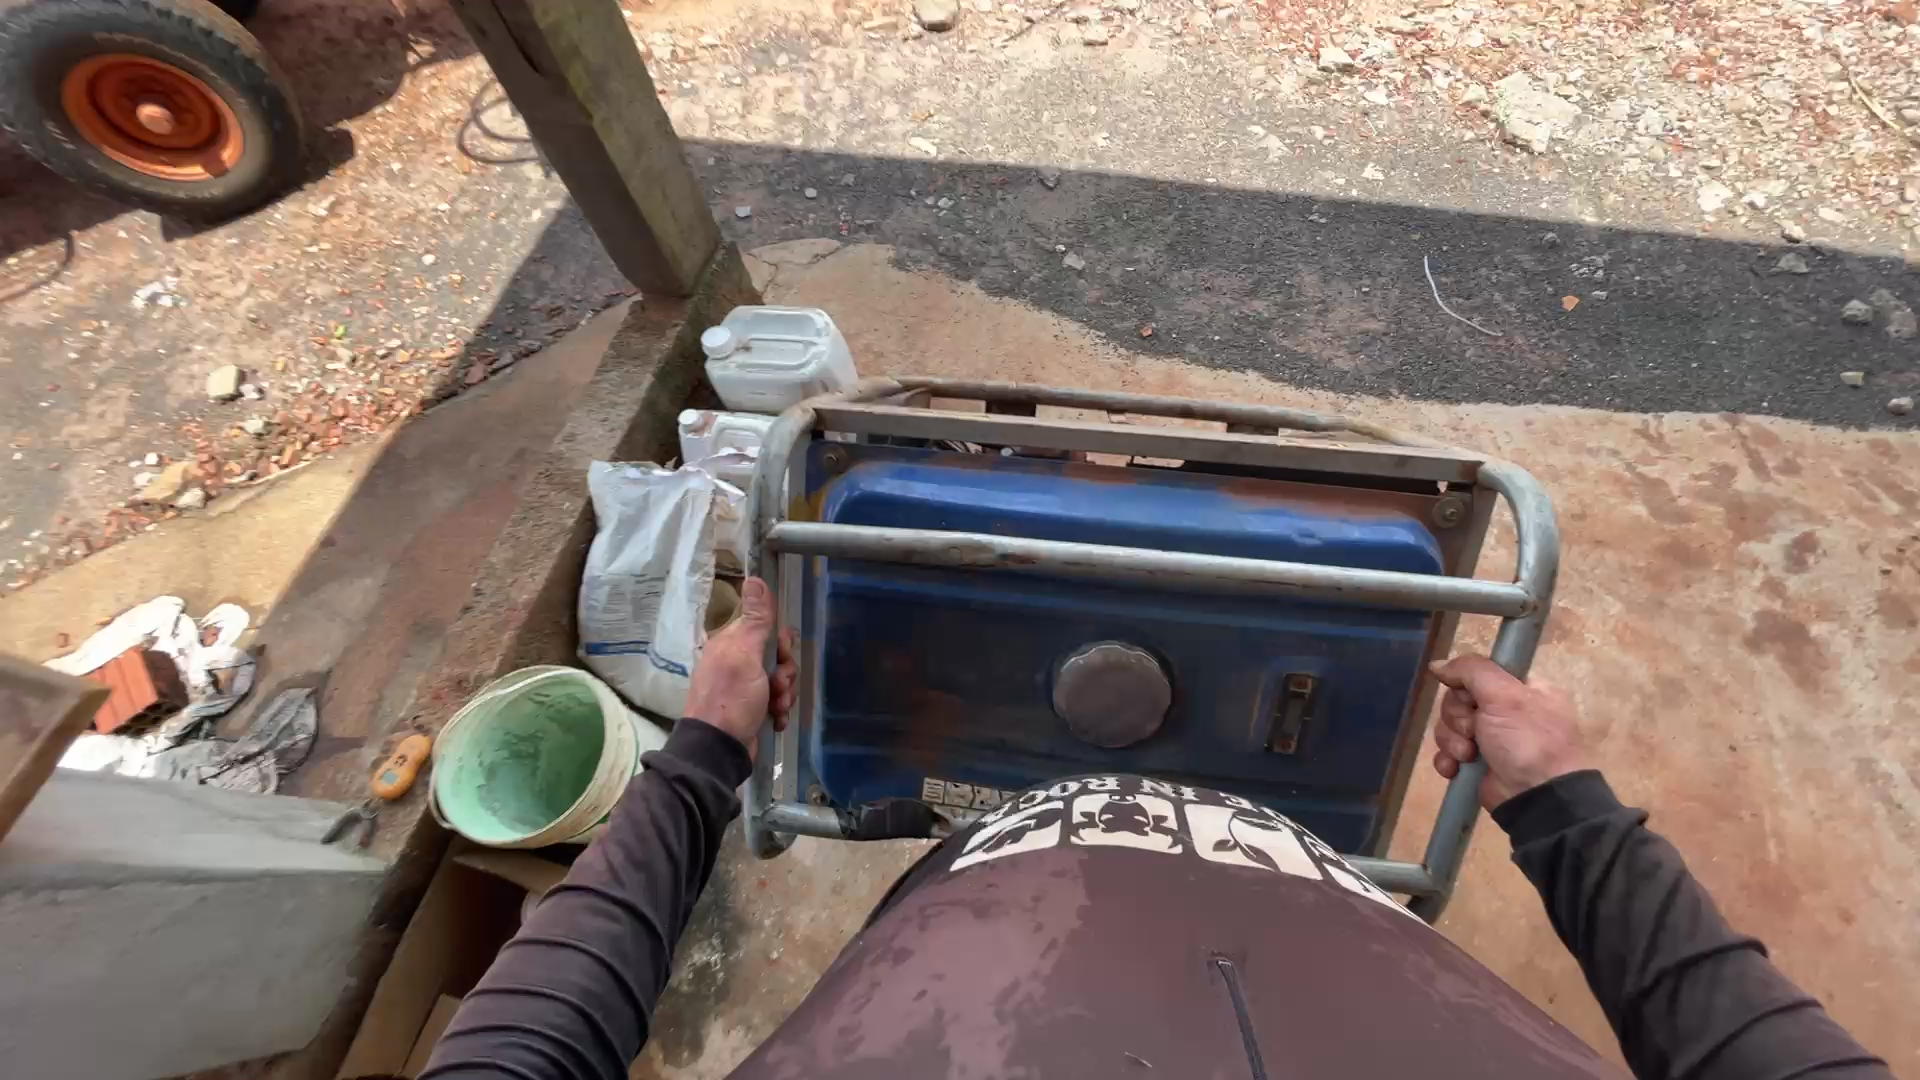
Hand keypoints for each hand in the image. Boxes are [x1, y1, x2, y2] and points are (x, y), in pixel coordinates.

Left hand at [683, 577, 795, 759]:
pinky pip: (777, 700)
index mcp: (732, 644)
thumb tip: (754, 576)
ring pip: (781, 679)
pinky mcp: (752, 708)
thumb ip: (756, 619)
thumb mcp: (746, 655)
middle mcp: (737, 661)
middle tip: (778, 686)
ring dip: (785, 694)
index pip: (769, 629)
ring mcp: (744, 686)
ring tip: (776, 707)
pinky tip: (776, 719)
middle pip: (779, 655)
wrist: (719, 750)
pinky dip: (780, 710)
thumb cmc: (732, 699)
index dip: (782, 643)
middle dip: (786, 673)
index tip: (782, 656)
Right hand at [1429, 654, 1586, 810]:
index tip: (1471, 698)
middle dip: (1457, 718)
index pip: (1479, 674)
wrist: (1538, 798)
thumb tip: (1437, 665)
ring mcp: (1492, 738)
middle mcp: (1507, 712)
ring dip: (1452, 741)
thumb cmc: (1527, 742)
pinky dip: (1447, 759)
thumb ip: (1471, 670)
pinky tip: (1455, 768)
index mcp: (1523, 691)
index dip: (1466, 684)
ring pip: (1449, 725)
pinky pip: (1447, 750)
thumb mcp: (1505, 696)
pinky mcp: (1478, 761)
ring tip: (1468, 756)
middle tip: (1473, 731)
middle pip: (1458, 700)